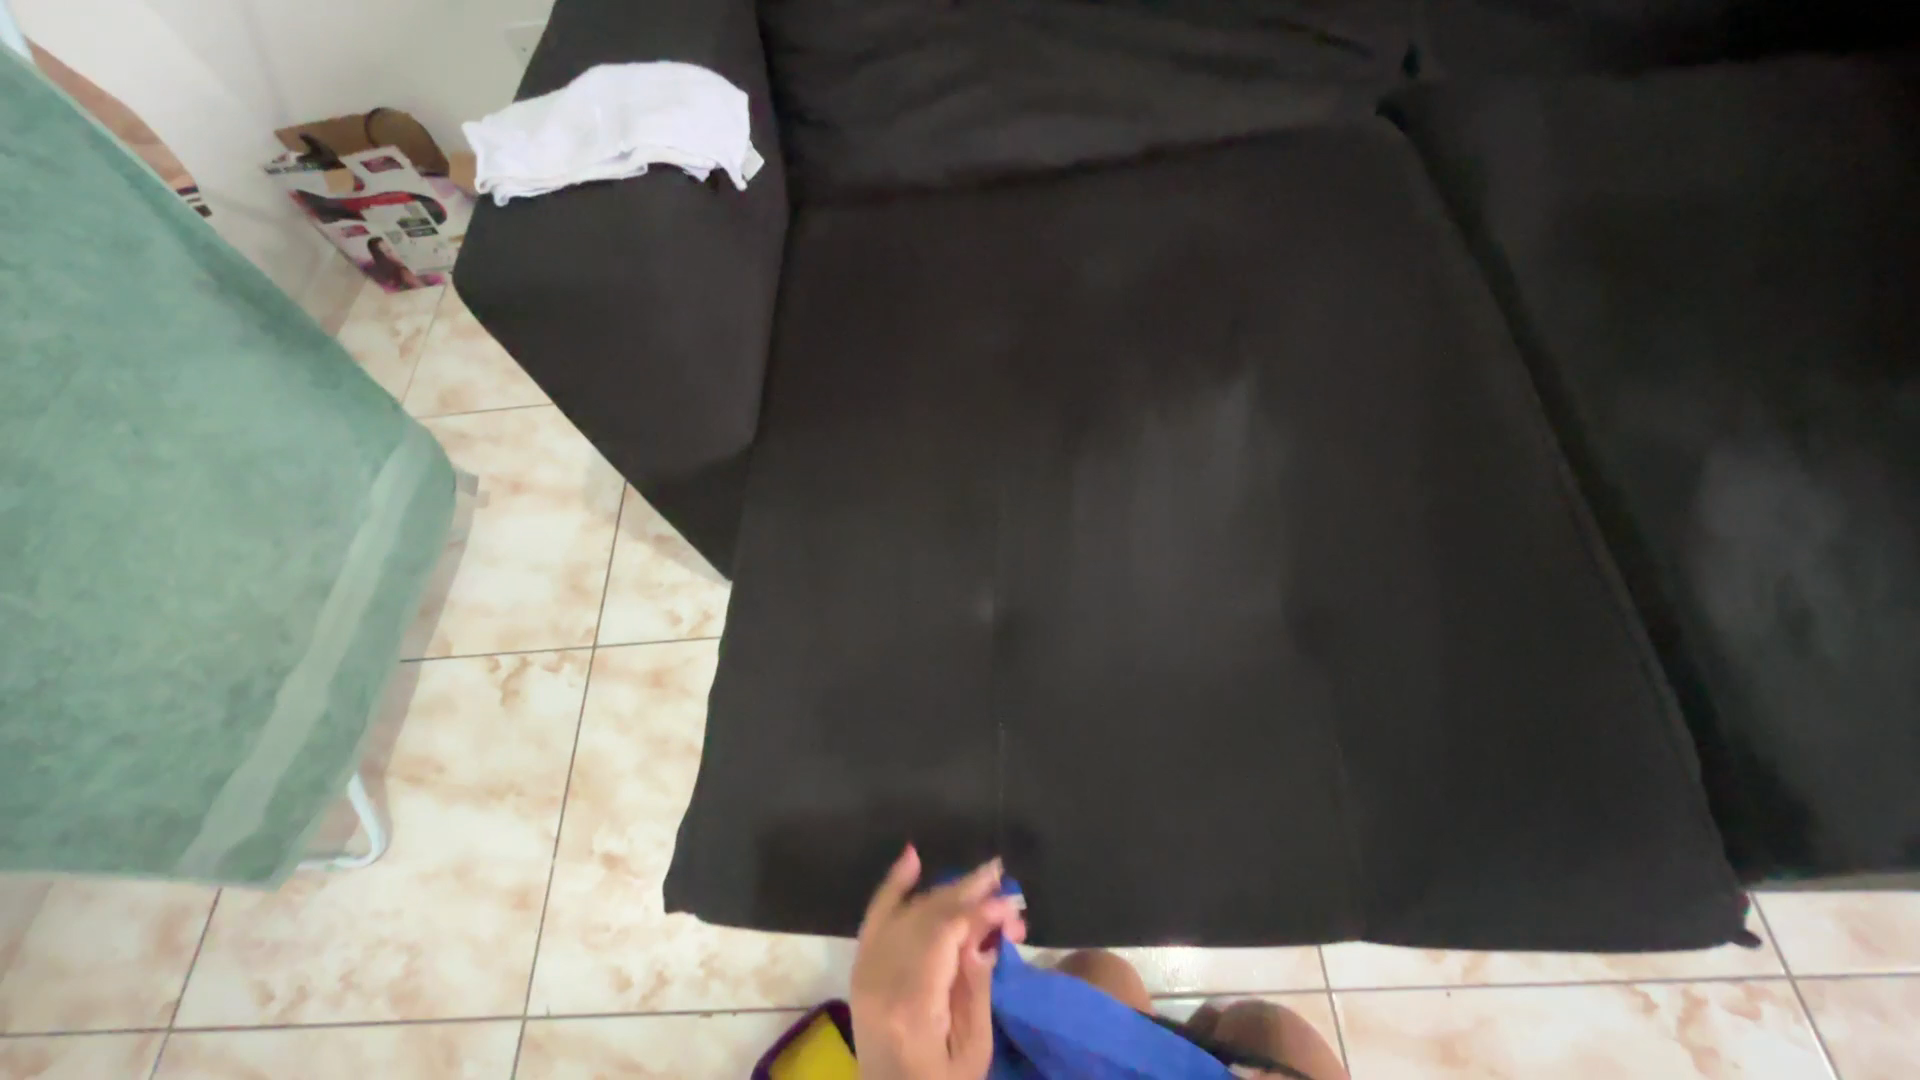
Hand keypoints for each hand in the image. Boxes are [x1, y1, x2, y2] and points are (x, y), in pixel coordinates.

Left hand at [850, 846, 1027, 1079]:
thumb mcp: (973, 1051)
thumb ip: (975, 987)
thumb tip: (982, 932)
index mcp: (911, 1006)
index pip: (944, 936)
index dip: (977, 912)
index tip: (1010, 905)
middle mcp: (880, 980)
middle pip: (925, 917)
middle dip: (966, 892)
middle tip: (1001, 876)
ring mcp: (865, 973)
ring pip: (907, 912)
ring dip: (944, 890)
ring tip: (981, 876)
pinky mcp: (861, 970)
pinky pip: (876, 918)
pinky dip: (893, 886)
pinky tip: (912, 859)